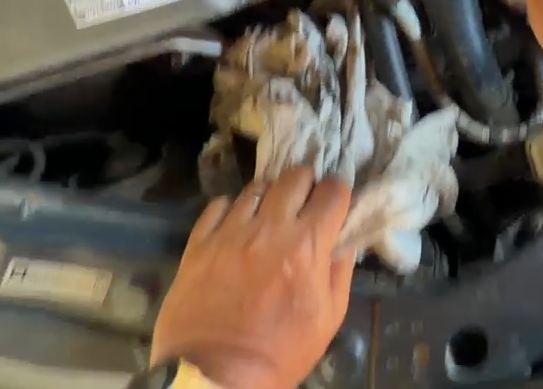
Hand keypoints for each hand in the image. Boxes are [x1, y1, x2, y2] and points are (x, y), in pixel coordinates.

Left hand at [152, 167, 353, 388]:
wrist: (212, 384)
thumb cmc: (278, 354)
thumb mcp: (328, 319)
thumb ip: (340, 271)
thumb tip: (344, 239)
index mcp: (307, 245)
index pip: (334, 189)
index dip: (338, 193)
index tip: (334, 205)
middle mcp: (270, 228)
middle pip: (295, 176)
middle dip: (306, 185)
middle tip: (302, 206)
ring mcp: (230, 234)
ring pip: (256, 187)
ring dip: (268, 197)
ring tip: (267, 217)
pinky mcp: (198, 246)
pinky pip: (217, 206)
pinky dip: (230, 210)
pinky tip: (234, 227)